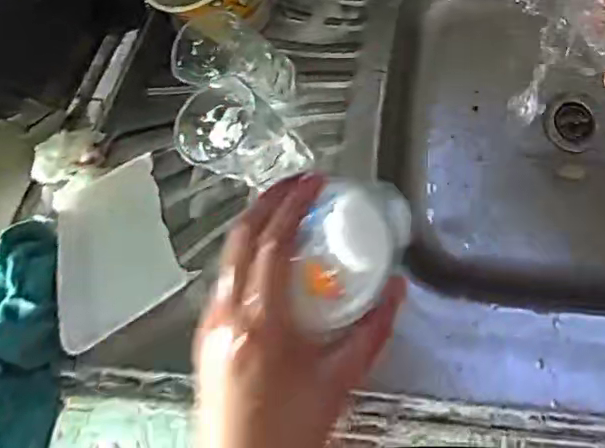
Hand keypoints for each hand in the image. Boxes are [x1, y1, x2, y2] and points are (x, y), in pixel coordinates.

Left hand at [194, 175, 404, 447]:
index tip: (316, 182)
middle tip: (300, 181)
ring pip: (230, 256)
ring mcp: (211, 328)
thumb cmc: (288, 430)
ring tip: (287, 206)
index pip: (274, 243)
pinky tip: (270, 252)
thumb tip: (396, 286)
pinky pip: (227, 276)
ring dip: (258, 222)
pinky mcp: (208, 340)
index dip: (295, 204)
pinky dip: (249, 249)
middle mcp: (227, 317)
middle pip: (242, 239)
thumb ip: (374, 328)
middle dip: (270, 200)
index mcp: (260, 321)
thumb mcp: (341, 378)